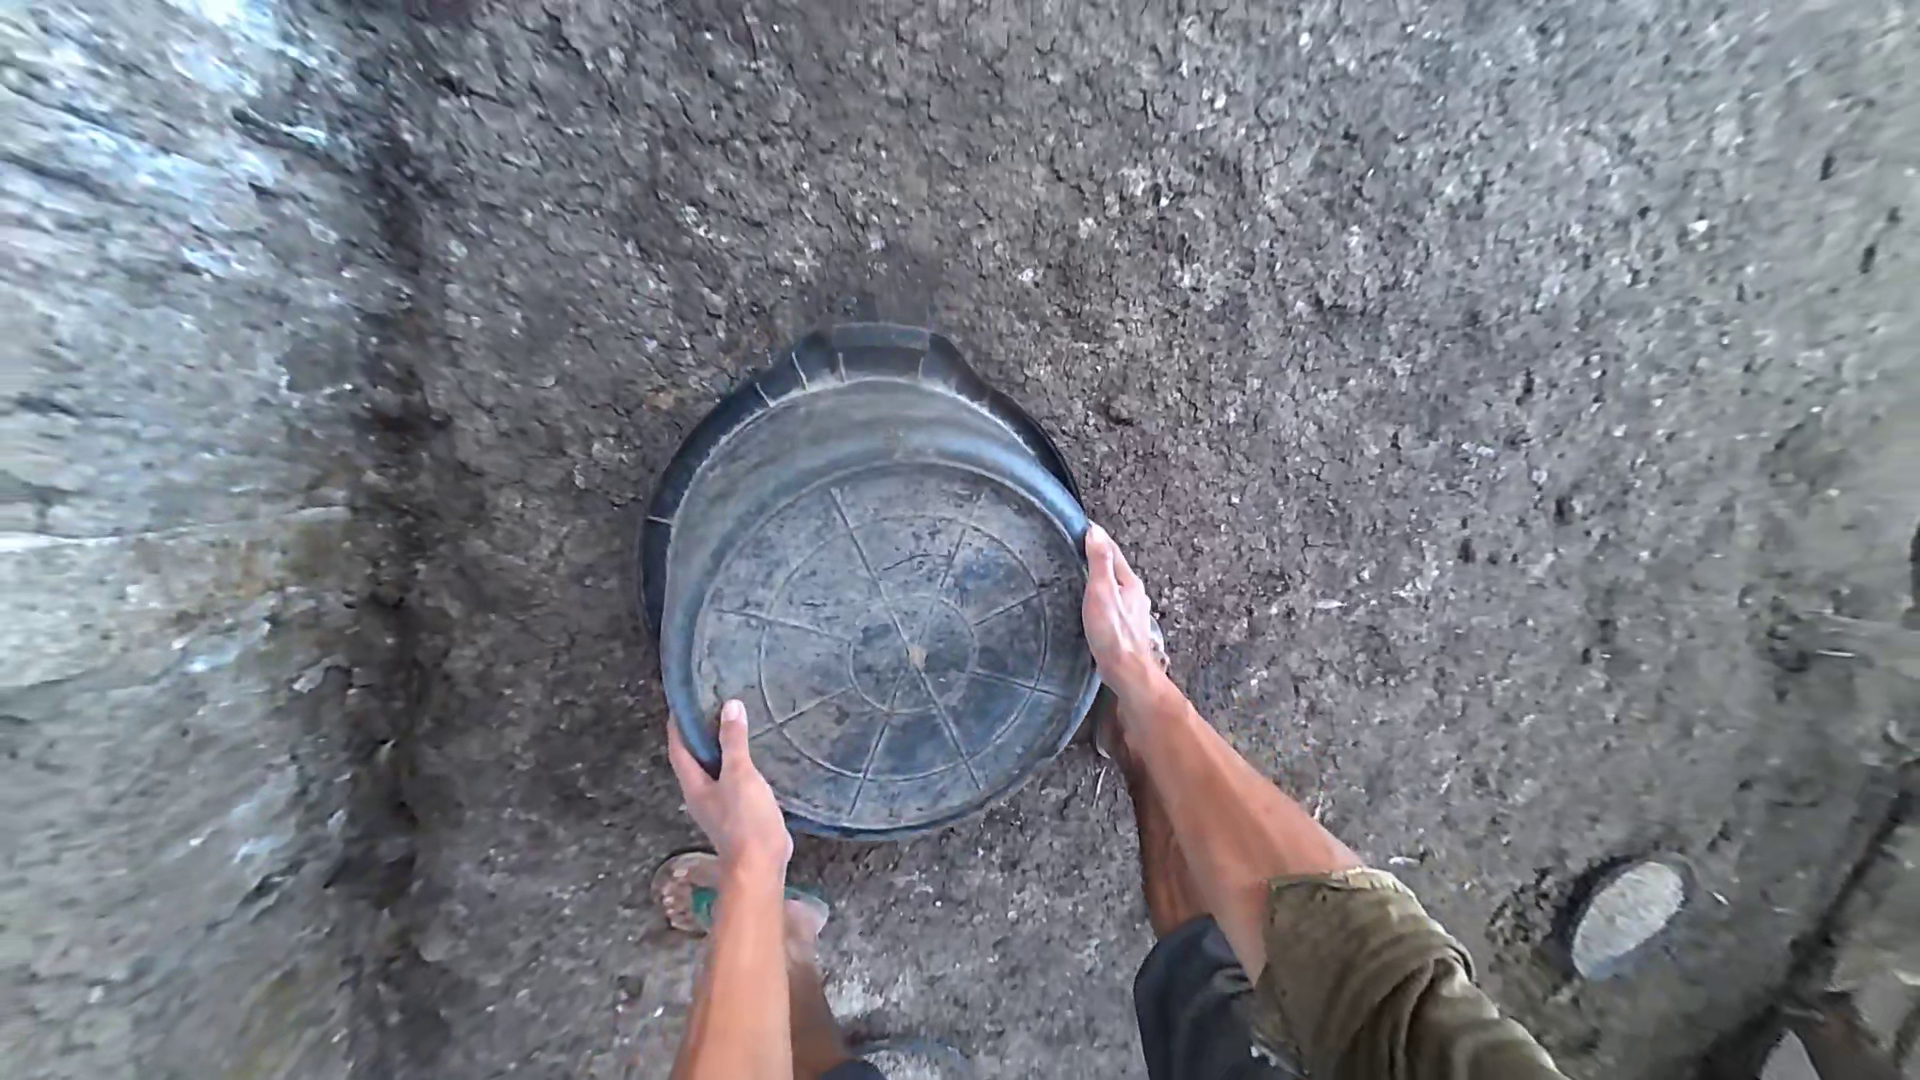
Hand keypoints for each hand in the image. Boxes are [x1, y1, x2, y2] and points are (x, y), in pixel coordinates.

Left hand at [667, 700, 792, 875]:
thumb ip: (734, 741)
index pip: (678, 749)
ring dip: (721, 747)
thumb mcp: (740, 774)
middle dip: (701, 733)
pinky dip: (739, 761)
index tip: (684, 701)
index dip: (678, 725)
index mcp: (694, 785)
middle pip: (695, 758)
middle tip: (715, 705)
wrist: (760, 863)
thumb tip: (729, 705)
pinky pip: (734, 778)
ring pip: (716, 768)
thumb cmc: (744, 818)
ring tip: (736, 723)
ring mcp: (720, 804)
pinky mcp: (739, 810)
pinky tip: (756, 754)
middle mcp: (702, 794)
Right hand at [1083, 524, 1166, 700]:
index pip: (1113, 551)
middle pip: (1116, 568)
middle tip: (1082, 547)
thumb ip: (1099, 561)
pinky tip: (1095, 604)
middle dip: (1101, 557)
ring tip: (1086, 573)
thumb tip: (1096, 532)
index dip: (1098, 538)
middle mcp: (1135, 594)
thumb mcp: (1101, 591)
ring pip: (1116, 587)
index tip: (1084, 527)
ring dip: (1103, 578)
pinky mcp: (1126, 627)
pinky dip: (1103, 596)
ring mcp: (1132, 612)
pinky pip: (1114, 603)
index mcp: (1129, 582)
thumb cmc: (1113, 633)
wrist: (1126, 670)